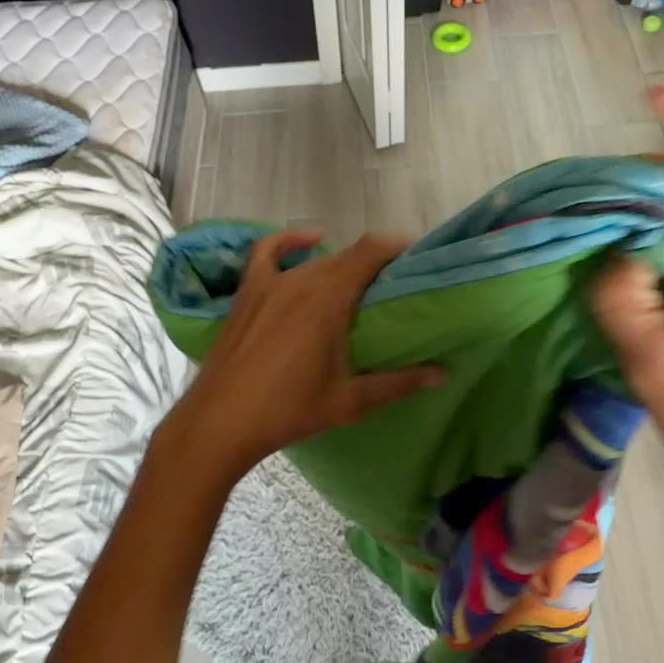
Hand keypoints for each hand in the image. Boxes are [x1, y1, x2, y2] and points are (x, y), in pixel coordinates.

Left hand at [154, 228, 445, 488]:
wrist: (221, 421)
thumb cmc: (288, 411)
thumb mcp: (349, 401)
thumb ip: (398, 383)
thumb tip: (442, 374)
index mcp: (328, 299)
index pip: (370, 252)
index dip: (396, 248)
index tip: (416, 260)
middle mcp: (300, 280)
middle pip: (346, 255)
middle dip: (374, 263)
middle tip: (394, 287)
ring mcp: (269, 283)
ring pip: (314, 260)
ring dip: (340, 263)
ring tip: (358, 282)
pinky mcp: (247, 292)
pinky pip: (267, 252)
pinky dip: (289, 241)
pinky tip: (309, 244)